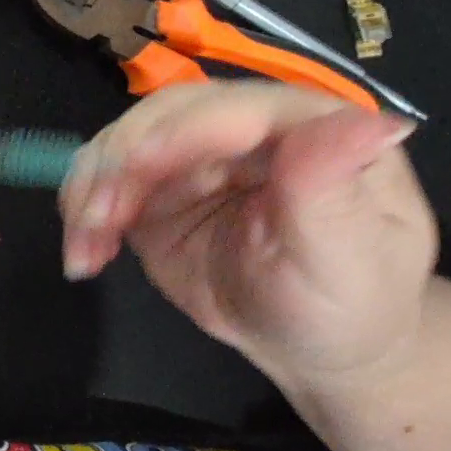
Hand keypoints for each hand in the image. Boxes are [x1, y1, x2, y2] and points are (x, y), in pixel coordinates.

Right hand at [59, 81, 435, 389]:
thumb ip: (332, 190)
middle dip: (120, 162)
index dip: (182, 131)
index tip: (139, 165)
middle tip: (96, 217)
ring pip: (119, 144)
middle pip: (161, 116)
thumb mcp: (348, 258)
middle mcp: (238, 125)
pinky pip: (101, 179)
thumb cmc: (348, 303)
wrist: (308, 341)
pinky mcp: (149, 184)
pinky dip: (81, 210)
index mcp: (302, 125)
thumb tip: (369, 121)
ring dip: (90, 189)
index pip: (235, 109)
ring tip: (84, 247)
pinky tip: (83, 252)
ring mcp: (188, 152)